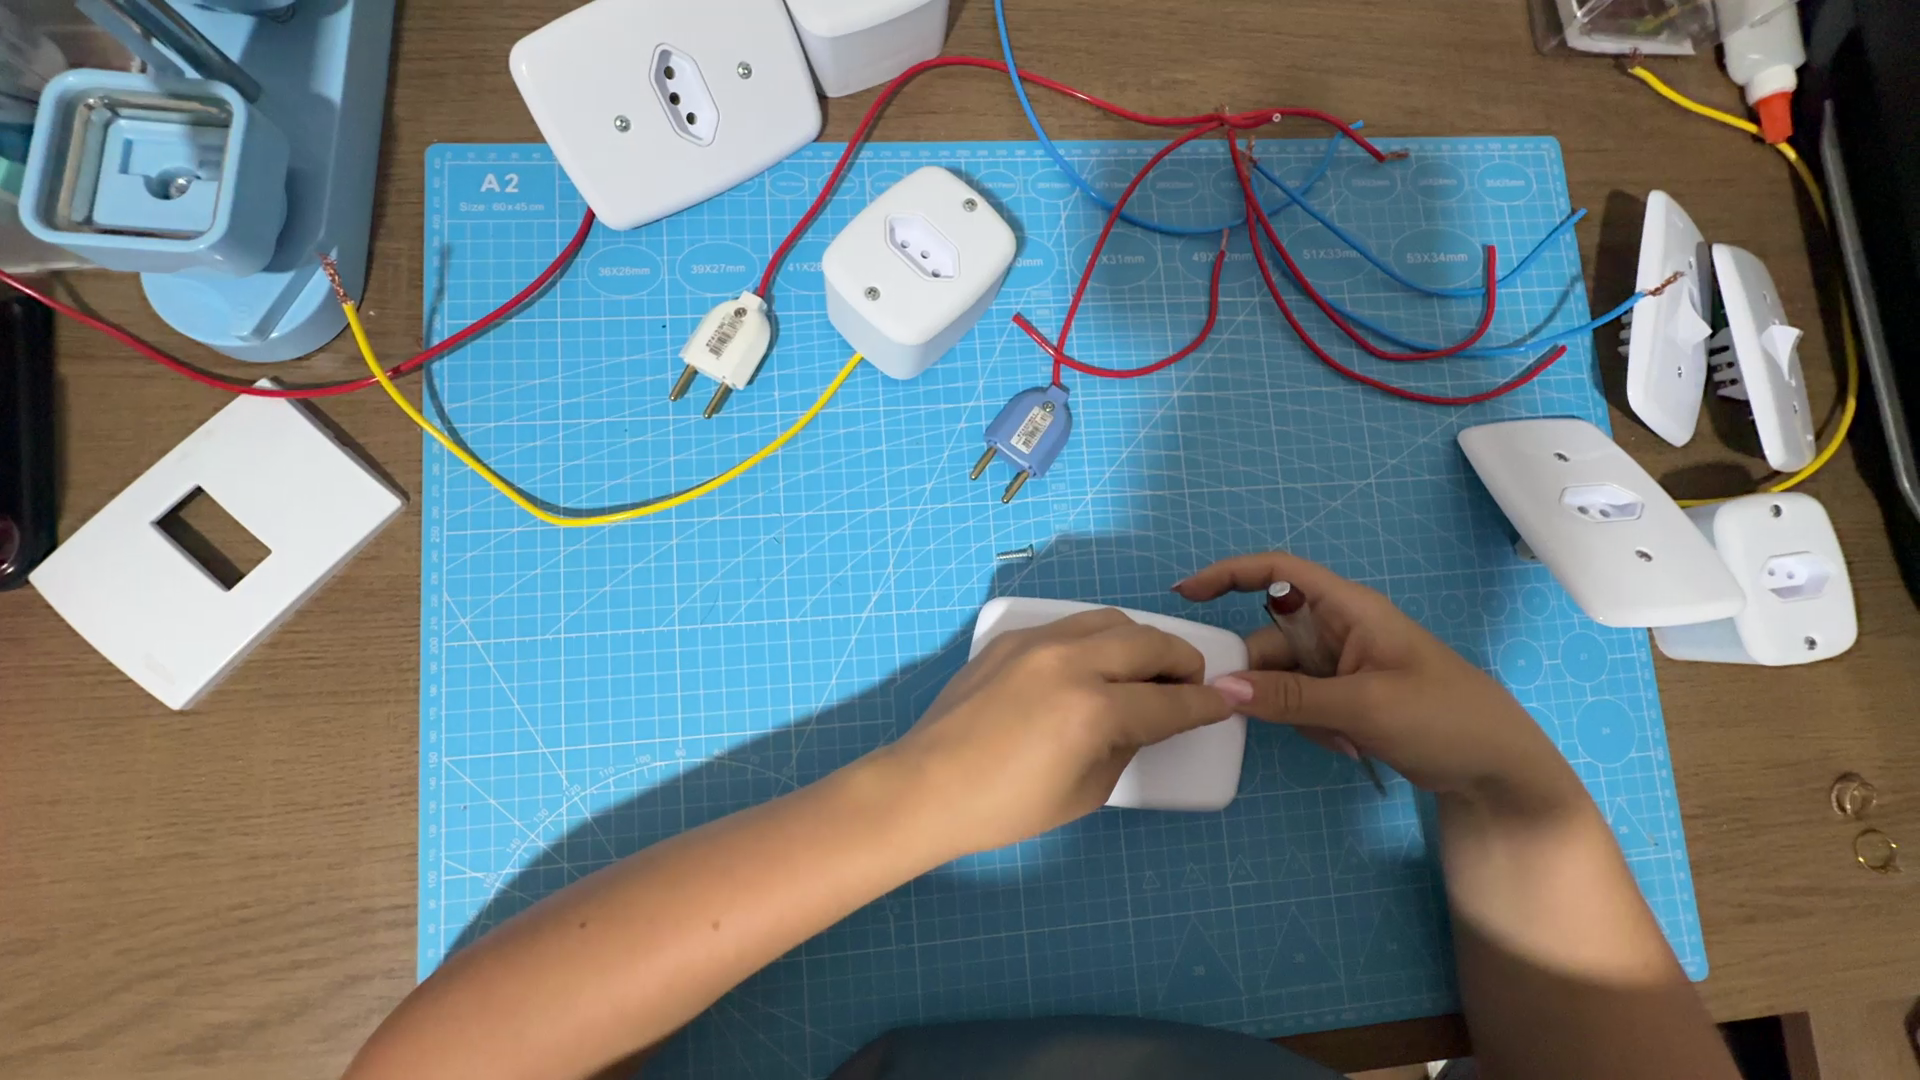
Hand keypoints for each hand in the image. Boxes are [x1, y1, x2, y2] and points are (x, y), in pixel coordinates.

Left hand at [873, 608, 1236, 857]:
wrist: (928, 785)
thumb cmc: (1007, 806)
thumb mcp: (1086, 791)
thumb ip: (1127, 745)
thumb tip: (1148, 718)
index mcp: (1093, 710)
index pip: (1169, 701)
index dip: (1205, 704)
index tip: (1223, 702)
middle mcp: (1070, 662)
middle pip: (1149, 643)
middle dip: (1182, 662)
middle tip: (1189, 683)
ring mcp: (1037, 642)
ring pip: (1111, 620)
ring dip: (1140, 641)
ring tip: (1143, 668)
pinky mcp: (1010, 637)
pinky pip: (1070, 624)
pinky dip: (1096, 639)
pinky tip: (1092, 666)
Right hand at [1173, 553, 1574, 802]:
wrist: (1499, 775)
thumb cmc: (1445, 718)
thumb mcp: (1363, 705)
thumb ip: (1289, 696)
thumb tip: (1221, 689)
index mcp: (1349, 608)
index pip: (1278, 572)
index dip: (1229, 574)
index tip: (1186, 596)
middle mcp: (1337, 630)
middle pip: (1269, 638)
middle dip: (1264, 677)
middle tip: (1272, 714)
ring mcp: (1339, 666)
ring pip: (1280, 677)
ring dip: (1293, 710)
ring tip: (1340, 737)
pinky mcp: (1342, 698)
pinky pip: (1297, 702)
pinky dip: (1308, 725)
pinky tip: (1348, 746)